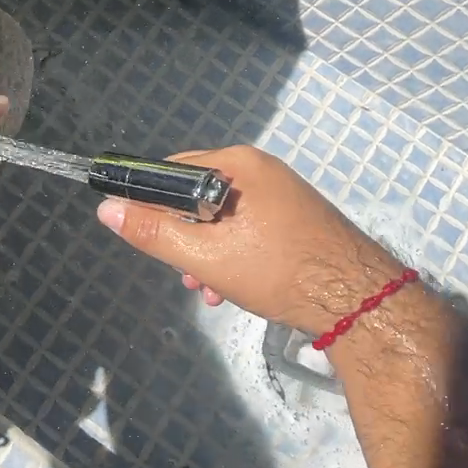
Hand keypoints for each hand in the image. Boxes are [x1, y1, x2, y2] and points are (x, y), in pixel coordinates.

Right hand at [94, 146, 407, 336]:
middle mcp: (260, 169)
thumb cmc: (278, 271)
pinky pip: (244, 226)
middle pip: (194, 195)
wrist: (361, 303)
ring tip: (206, 288)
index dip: (149, 201)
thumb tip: (105, 209)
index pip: (171, 170)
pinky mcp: (293, 217)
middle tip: (181, 271)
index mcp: (238, 165)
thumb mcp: (204, 256)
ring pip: (219, 216)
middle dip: (180, 236)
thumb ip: (152, 232)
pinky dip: (229, 252)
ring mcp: (280, 193)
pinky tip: (230, 287)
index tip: (142, 234)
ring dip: (203, 251)